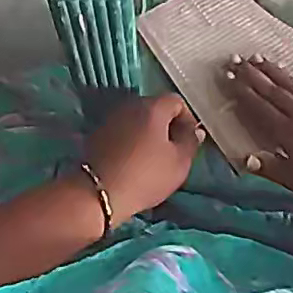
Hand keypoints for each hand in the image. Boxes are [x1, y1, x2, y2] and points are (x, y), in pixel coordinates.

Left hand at [84, 95, 203, 216]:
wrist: (100, 192)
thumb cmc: (146, 175)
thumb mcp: (179, 163)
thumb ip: (190, 142)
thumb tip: (194, 130)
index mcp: (152, 107)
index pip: (176, 101)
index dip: (188, 118)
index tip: (189, 140)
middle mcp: (130, 105)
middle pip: (155, 108)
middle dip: (168, 125)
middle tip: (174, 150)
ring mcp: (111, 118)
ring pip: (138, 119)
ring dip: (148, 132)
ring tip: (154, 157)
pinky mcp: (98, 132)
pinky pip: (123, 130)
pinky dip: (132, 139)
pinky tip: (134, 160)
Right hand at [226, 57, 292, 218]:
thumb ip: (274, 169)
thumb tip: (246, 156)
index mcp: (291, 136)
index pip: (259, 109)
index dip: (242, 93)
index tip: (228, 77)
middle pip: (274, 92)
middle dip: (253, 75)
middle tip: (236, 59)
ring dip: (276, 71)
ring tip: (259, 58)